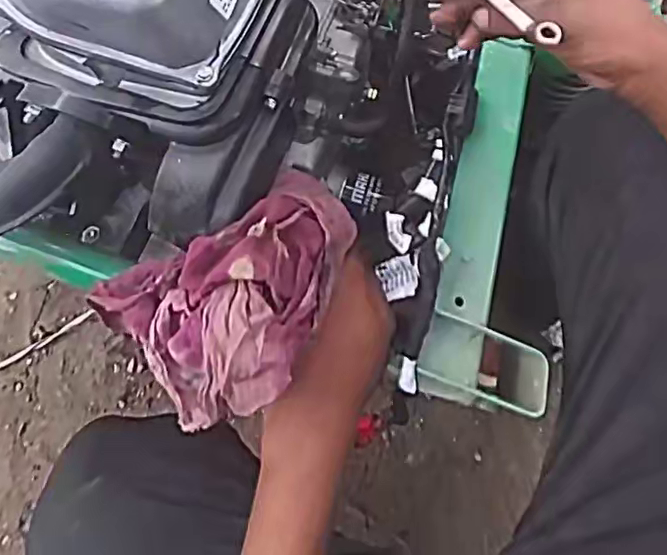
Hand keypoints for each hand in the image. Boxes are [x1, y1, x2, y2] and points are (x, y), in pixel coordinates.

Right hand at [248, 255, 390, 554]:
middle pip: (354, 261)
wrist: (307, 448)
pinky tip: (303, 301)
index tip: (300, 218)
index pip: (351, 241)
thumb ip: (299, 273)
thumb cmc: (297, 392)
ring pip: (352, 284)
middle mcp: (379, 313)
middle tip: (292, 240)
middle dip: (324, 248)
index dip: (323, 226)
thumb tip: (299, 240)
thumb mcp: (287, 320)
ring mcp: (375, 333)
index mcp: (365, 300)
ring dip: (327, 273)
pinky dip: (332, 297)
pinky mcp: (367, 349)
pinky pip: (352, 306)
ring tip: (294, 267)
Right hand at [420, 0, 666, 89]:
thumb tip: (476, 14)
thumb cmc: (616, 32)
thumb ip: (508, 15)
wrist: (640, 66)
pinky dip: (484, 26)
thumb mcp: (554, 19)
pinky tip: (469, 35)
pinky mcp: (540, 16)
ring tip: (444, 18)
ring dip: (467, 9)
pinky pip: (502, 16)